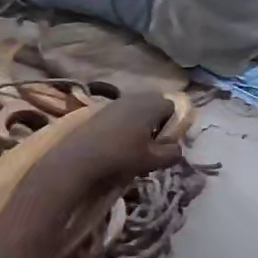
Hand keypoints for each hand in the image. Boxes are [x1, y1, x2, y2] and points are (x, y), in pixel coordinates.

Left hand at [52, 93, 183, 184]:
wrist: (79, 158)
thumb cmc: (122, 155)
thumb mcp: (153, 160)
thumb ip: (172, 153)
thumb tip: (178, 148)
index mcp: (151, 105)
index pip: (172, 106)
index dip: (172, 123)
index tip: (165, 141)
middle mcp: (135, 97)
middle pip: (155, 103)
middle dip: (157, 120)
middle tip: (152, 142)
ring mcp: (116, 102)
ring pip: (137, 107)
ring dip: (140, 122)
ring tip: (134, 144)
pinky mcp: (100, 109)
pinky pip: (122, 112)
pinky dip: (125, 123)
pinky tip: (118, 141)